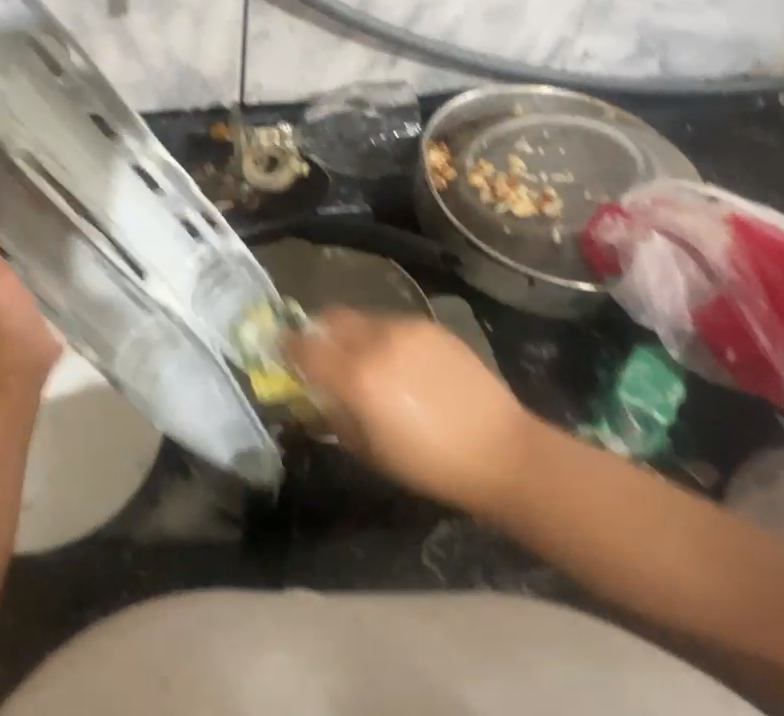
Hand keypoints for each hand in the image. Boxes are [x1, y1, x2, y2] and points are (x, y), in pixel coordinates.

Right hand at [287, 308, 536, 508]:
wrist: (500, 451)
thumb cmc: (427, 464)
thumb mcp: (365, 449)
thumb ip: (331, 414)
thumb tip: (314, 396)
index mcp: (355, 376)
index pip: (302, 346)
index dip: (286, 349)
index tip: (282, 357)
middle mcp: (377, 342)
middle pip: (330, 319)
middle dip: (318, 334)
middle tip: (319, 356)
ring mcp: (408, 329)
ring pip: (362, 319)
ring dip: (351, 335)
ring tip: (363, 363)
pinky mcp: (433, 327)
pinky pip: (393, 324)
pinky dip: (382, 337)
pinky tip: (398, 364)